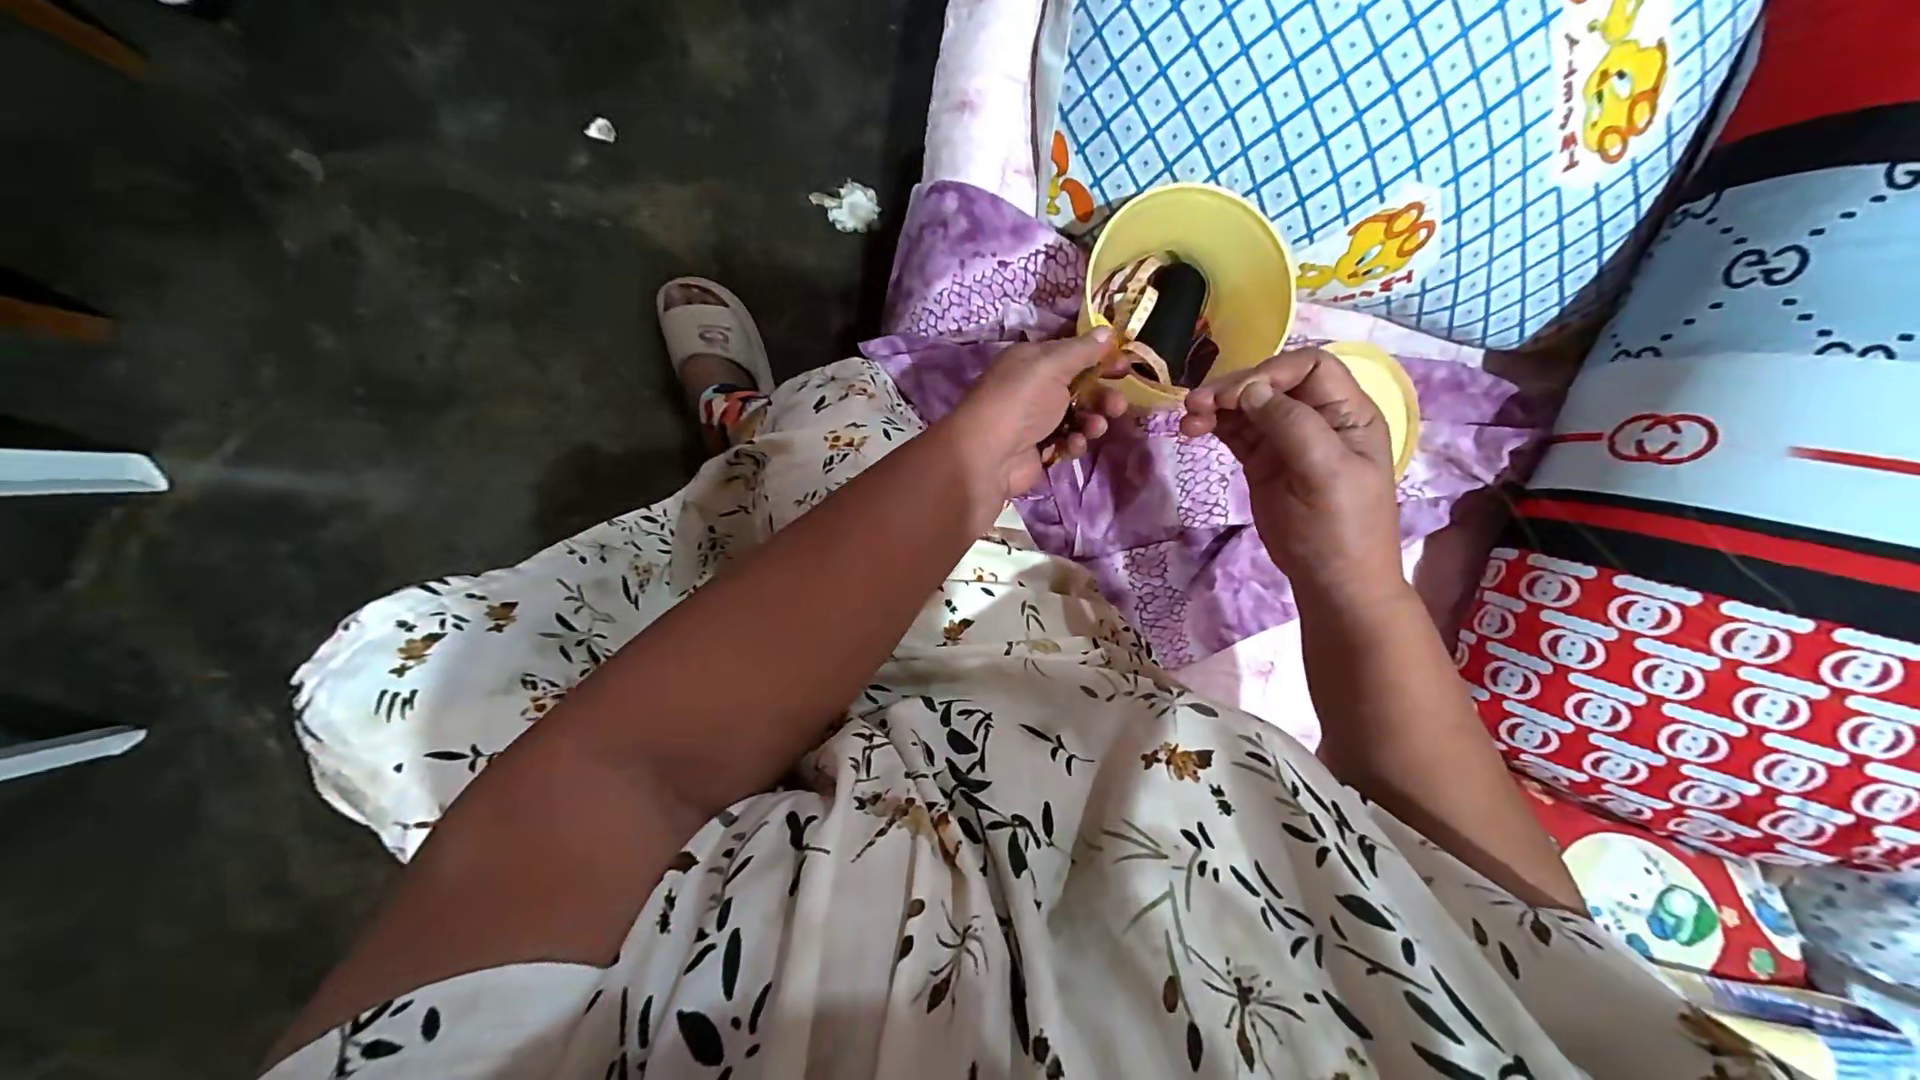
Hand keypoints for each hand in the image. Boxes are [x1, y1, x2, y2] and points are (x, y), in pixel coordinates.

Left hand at [945, 329, 1130, 499]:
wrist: (989, 455)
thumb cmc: (1020, 402)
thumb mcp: (1050, 366)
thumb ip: (1081, 350)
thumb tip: (1106, 330)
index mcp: (1032, 360)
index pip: (1071, 351)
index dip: (1099, 356)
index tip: (1125, 364)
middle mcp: (1034, 387)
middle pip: (1079, 386)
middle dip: (1102, 394)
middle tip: (1118, 403)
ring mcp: (1037, 420)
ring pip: (1077, 415)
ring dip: (1092, 420)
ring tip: (1096, 427)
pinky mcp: (1040, 448)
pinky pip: (1068, 440)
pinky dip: (1075, 442)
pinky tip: (1073, 444)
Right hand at [1180, 348, 1402, 603]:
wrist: (1332, 580)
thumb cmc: (1341, 529)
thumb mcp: (1326, 474)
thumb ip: (1293, 425)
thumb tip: (1250, 391)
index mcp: (1348, 412)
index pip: (1310, 366)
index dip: (1271, 371)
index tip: (1236, 395)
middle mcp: (1317, 418)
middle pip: (1271, 382)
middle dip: (1234, 387)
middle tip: (1196, 404)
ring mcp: (1286, 440)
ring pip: (1247, 406)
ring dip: (1216, 406)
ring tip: (1187, 420)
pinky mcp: (1261, 461)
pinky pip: (1235, 431)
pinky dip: (1213, 426)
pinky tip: (1192, 430)